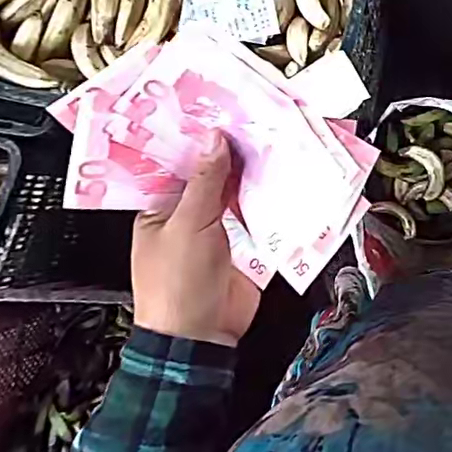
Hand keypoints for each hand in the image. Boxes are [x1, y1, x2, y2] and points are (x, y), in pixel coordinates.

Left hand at [130, 130, 260, 346]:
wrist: (203, 338)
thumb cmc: (178, 285)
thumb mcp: (187, 225)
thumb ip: (205, 182)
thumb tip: (214, 139)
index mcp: (163, 207)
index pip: (183, 164)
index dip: (202, 140)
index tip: (223, 112)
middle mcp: (191, 214)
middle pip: (215, 175)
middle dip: (235, 154)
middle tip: (259, 119)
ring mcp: (220, 228)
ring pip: (240, 192)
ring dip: (257, 173)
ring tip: (278, 139)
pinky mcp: (247, 243)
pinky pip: (260, 214)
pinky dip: (273, 199)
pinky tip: (288, 176)